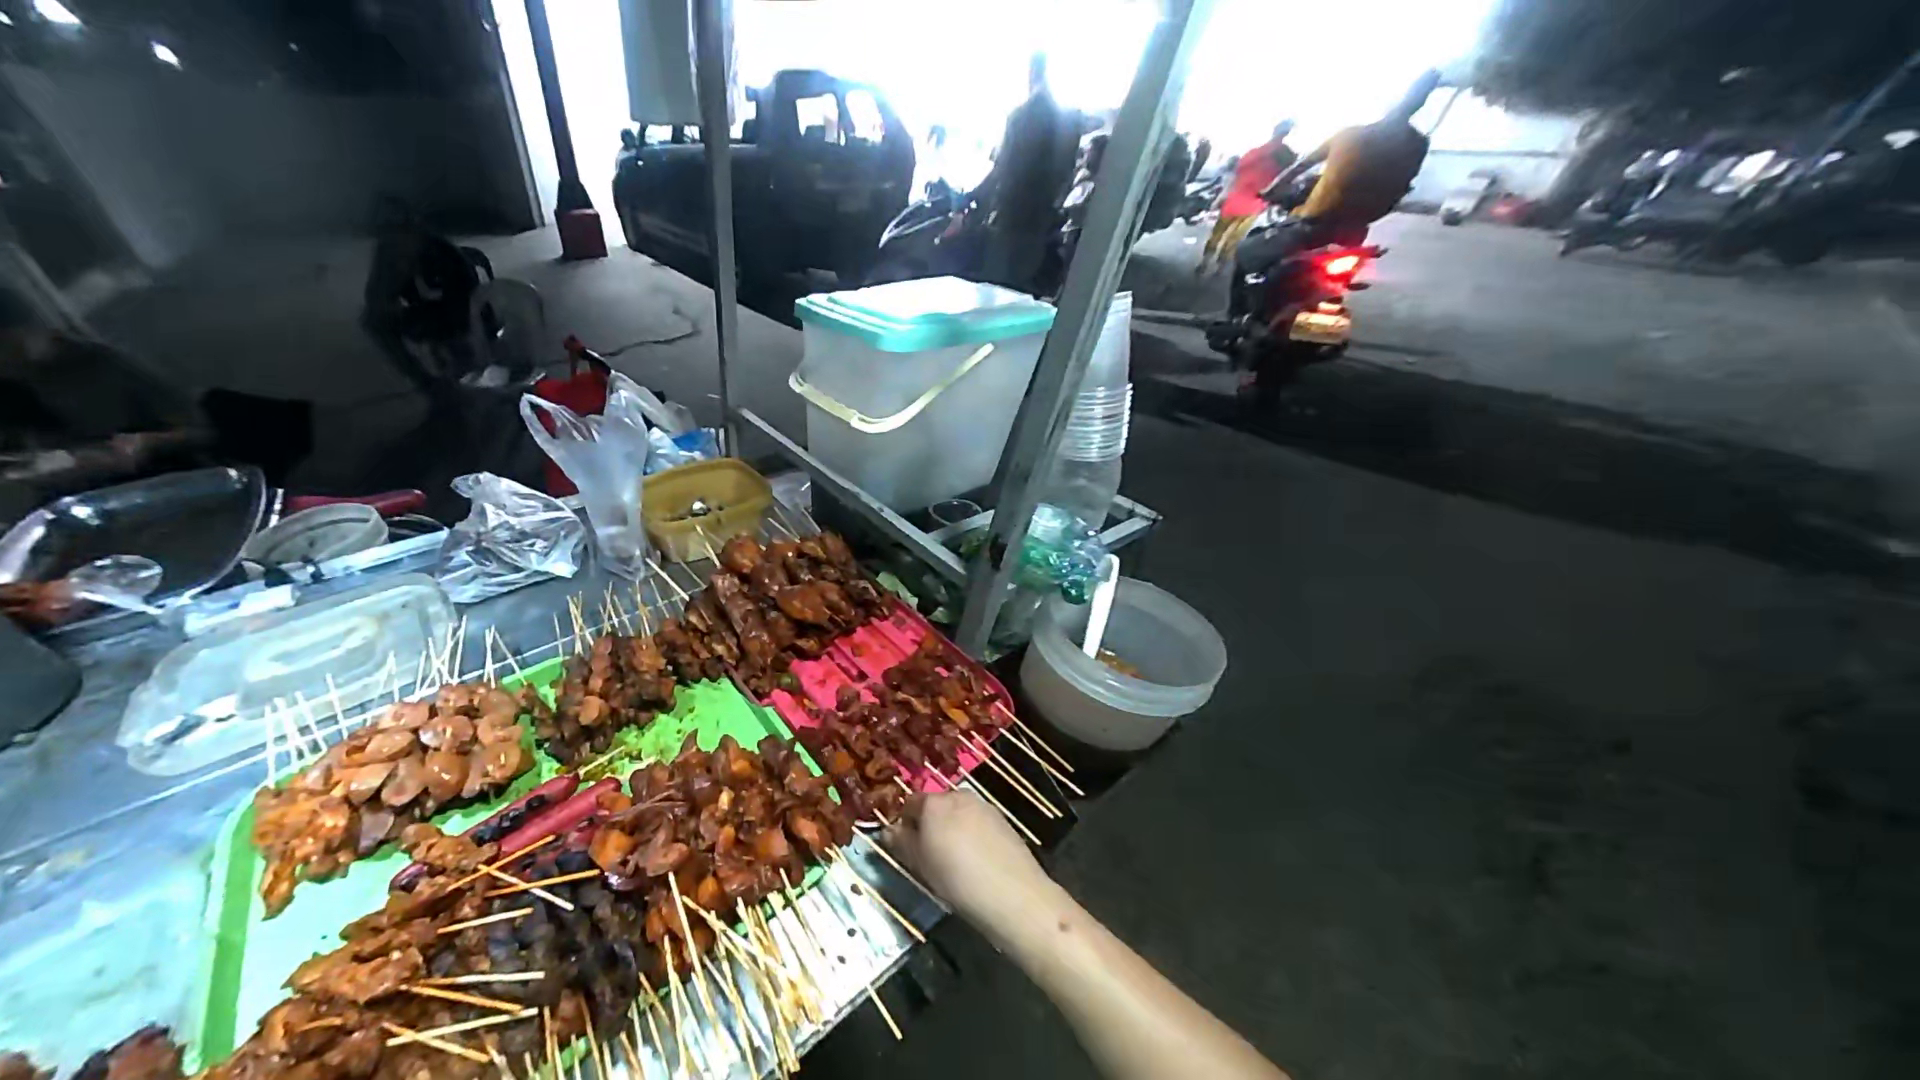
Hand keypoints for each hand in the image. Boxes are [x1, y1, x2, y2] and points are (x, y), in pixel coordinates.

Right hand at [881, 790, 1057, 940]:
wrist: (1012, 894)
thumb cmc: (957, 880)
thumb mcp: (920, 865)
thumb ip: (902, 842)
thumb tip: (889, 830)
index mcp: (933, 804)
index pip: (910, 803)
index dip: (905, 823)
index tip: (906, 846)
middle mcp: (958, 796)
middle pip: (935, 805)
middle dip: (929, 823)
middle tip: (929, 854)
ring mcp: (983, 805)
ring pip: (957, 812)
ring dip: (951, 827)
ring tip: (955, 859)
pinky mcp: (1001, 818)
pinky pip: (977, 820)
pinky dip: (971, 832)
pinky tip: (976, 859)